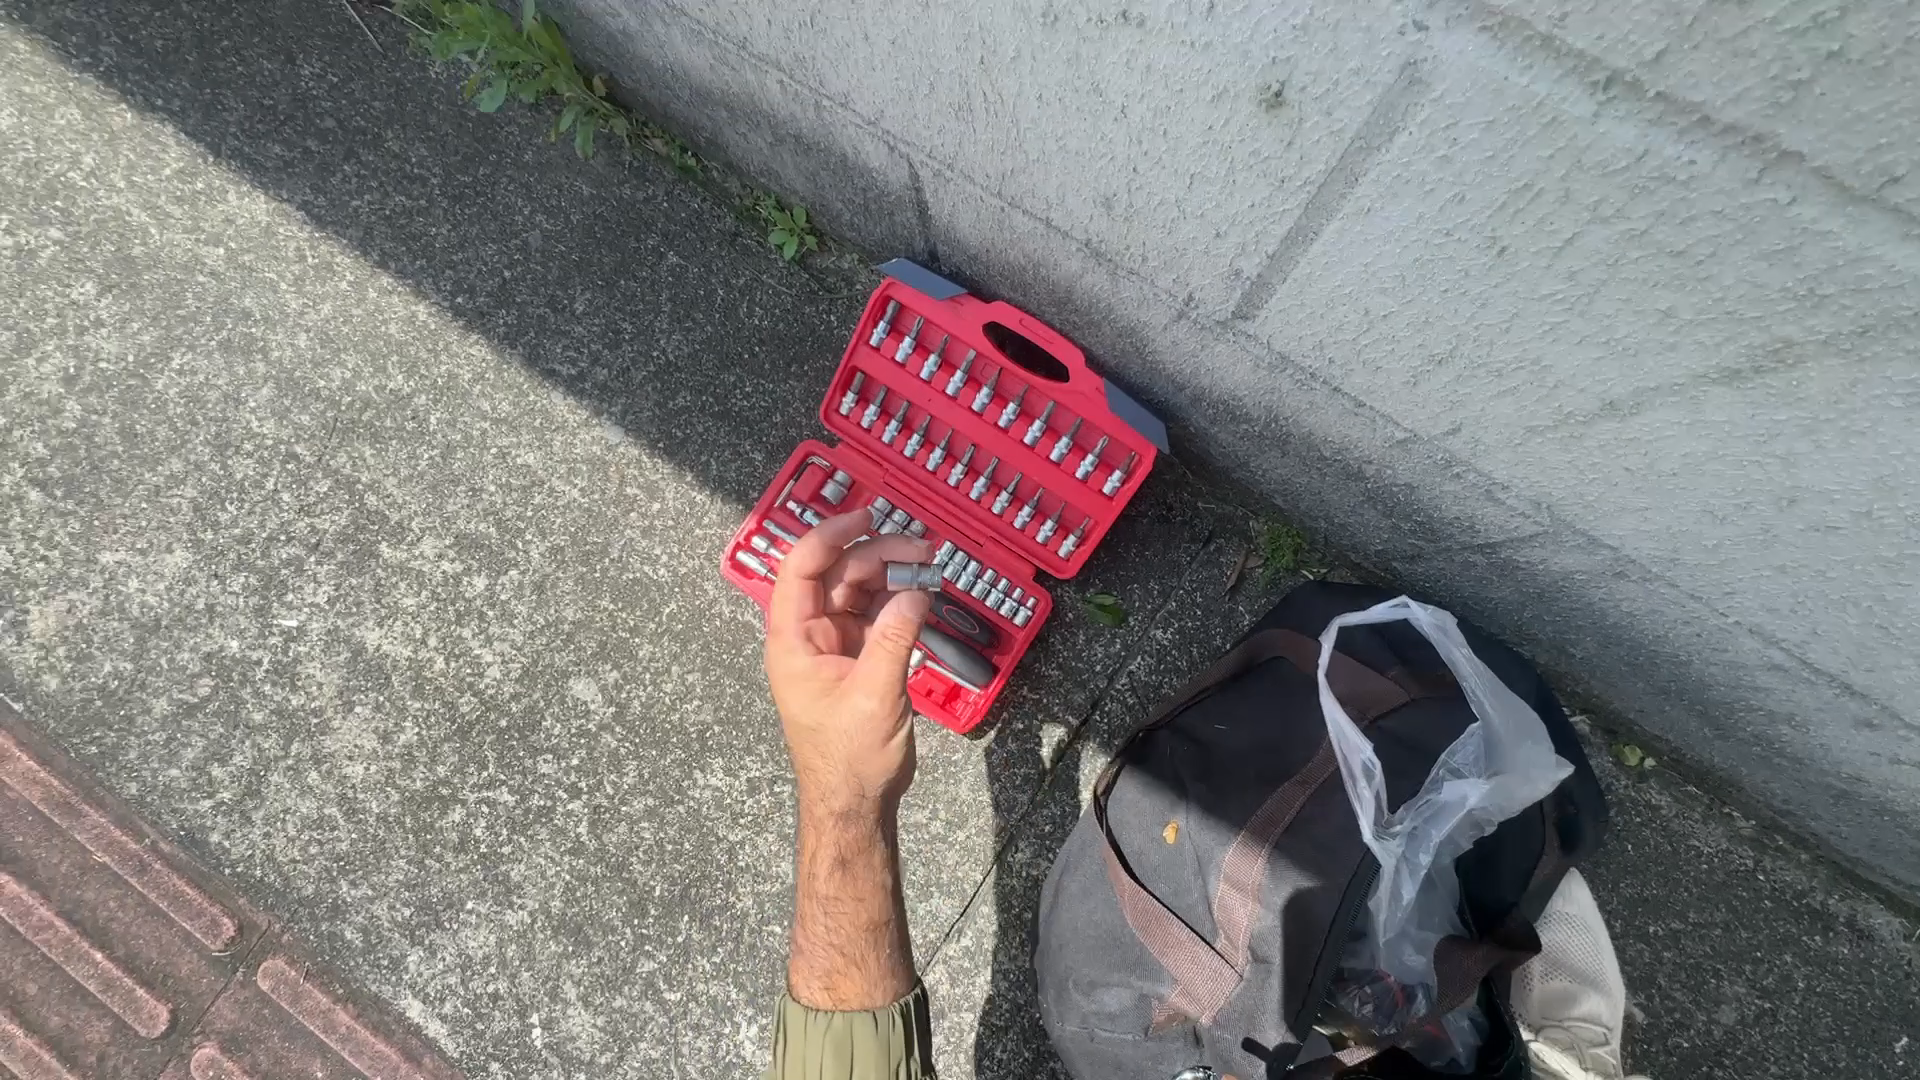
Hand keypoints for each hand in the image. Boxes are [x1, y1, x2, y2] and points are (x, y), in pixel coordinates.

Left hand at [765, 508, 932, 816]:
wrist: (857, 802)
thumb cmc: (849, 757)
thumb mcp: (874, 695)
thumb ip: (894, 639)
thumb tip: (916, 591)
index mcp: (793, 639)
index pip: (801, 569)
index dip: (829, 535)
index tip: (865, 516)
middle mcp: (811, 633)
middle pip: (839, 574)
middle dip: (878, 553)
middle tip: (922, 548)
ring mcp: (837, 643)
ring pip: (862, 589)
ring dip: (894, 573)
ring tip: (929, 563)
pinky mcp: (861, 655)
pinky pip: (879, 613)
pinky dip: (901, 599)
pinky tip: (925, 591)